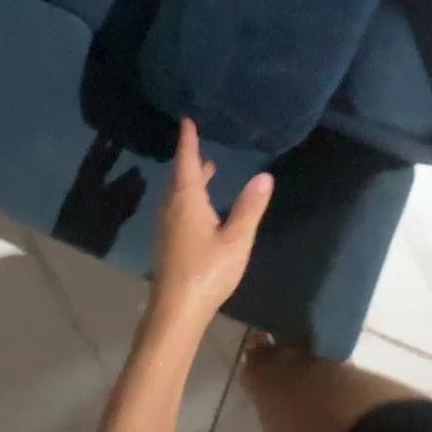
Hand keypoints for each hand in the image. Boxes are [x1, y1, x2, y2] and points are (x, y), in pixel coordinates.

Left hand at [151, 120, 273, 329]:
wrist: (176, 311)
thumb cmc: (207, 271)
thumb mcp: (236, 239)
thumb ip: (249, 207)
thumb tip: (264, 175)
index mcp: (187, 200)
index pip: (187, 161)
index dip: (188, 140)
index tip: (186, 120)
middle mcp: (172, 207)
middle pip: (180, 175)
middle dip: (190, 158)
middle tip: (199, 141)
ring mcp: (167, 226)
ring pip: (177, 192)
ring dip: (190, 178)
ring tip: (206, 170)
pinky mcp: (168, 242)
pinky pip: (177, 206)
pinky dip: (188, 195)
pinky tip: (200, 206)